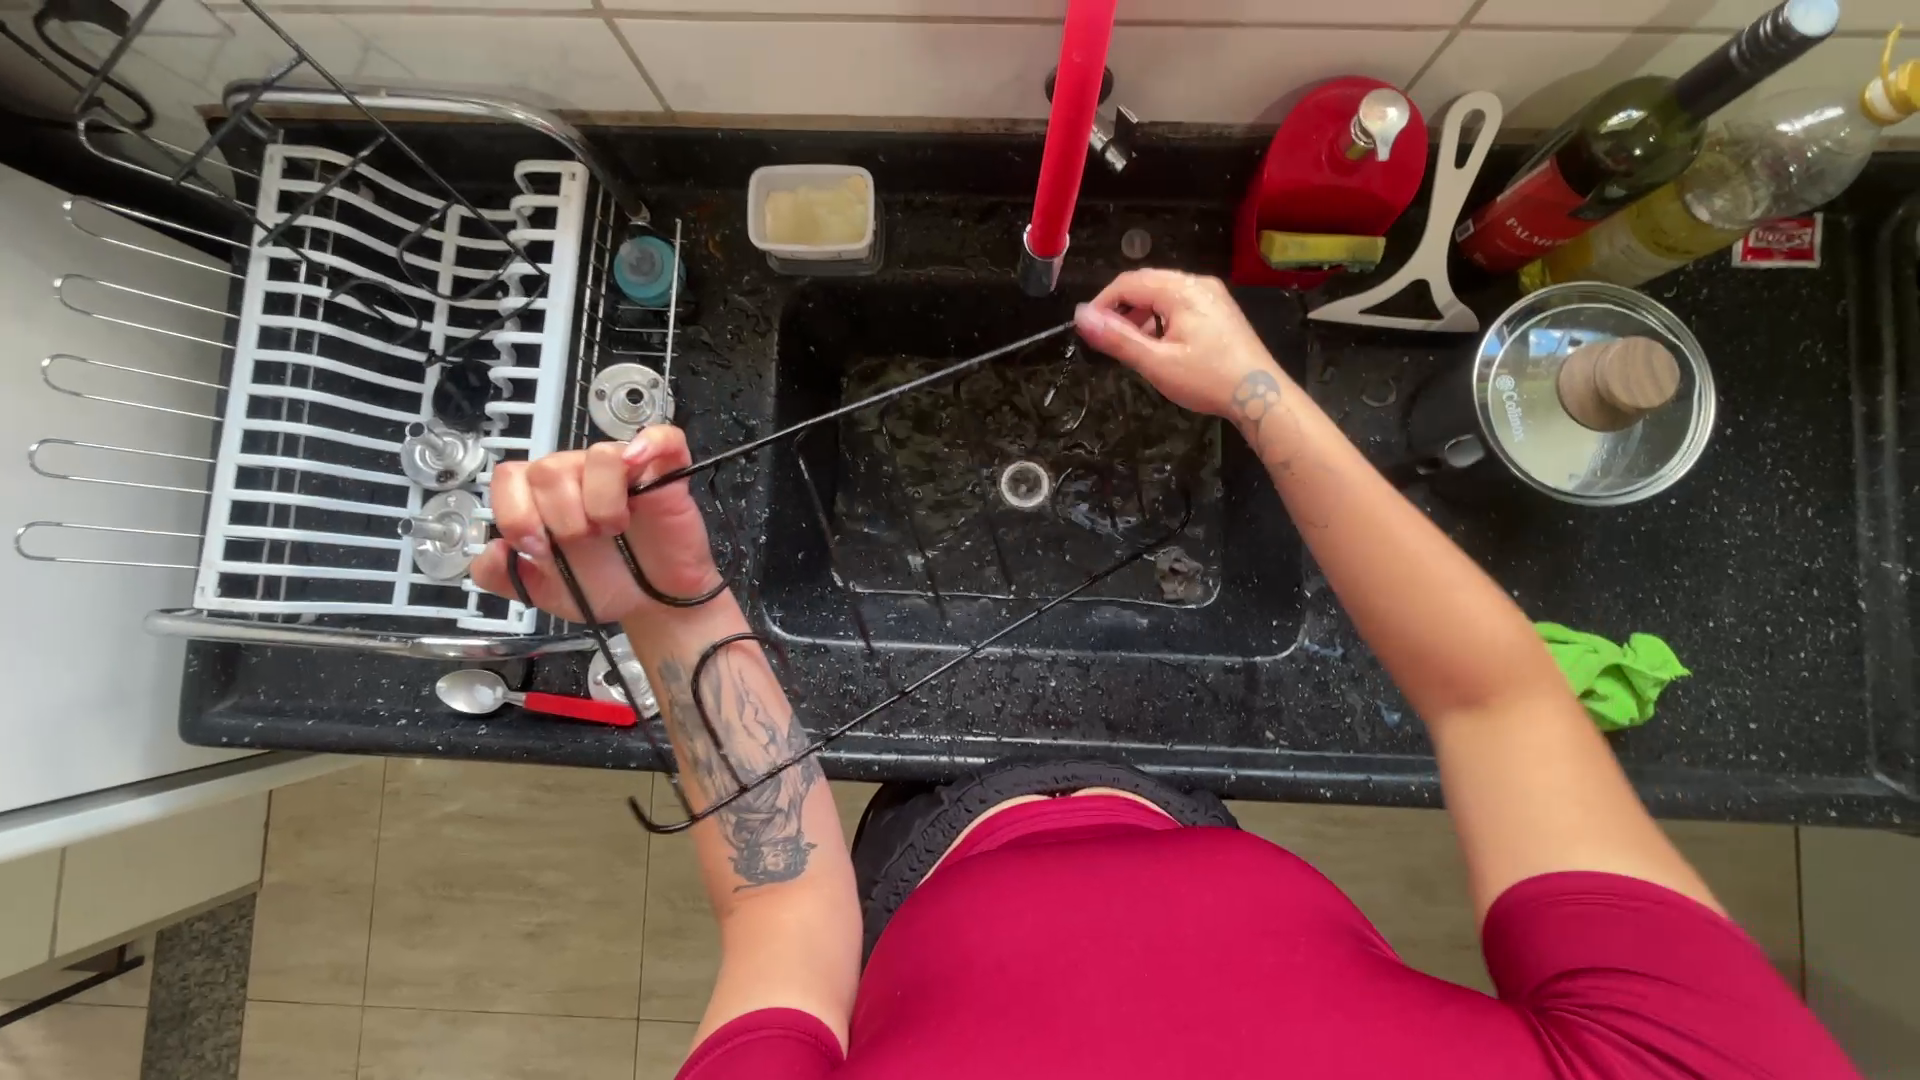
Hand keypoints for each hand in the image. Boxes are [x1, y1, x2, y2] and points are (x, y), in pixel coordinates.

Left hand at [471, 425, 722, 623]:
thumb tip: (492, 547)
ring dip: (601, 500)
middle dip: (561, 516)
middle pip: (550, 468)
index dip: (516, 512)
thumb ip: (500, 575)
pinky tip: (637, 463)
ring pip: (599, 455)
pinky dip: (649, 442)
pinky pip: (663, 438)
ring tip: (614, 528)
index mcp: (546, 498)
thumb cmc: (605, 590)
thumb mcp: (540, 591)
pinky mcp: (667, 476)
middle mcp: (582, 478)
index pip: (512, 477)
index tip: (538, 548)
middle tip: (583, 543)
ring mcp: (626, 473)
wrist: (653, 607)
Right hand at [1073, 269, 1290, 422]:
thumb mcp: (1156, 363)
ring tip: (1131, 345)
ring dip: (1140, 314)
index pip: (1128, 282)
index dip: (1102, 303)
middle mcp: (1197, 284)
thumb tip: (1081, 318)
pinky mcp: (1219, 310)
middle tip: (1106, 338)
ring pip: (1162, 293)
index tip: (1087, 329)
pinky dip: (1160, 318)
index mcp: (1181, 290)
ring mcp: (1211, 295)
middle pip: (1146, 283)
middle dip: (1120, 308)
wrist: (1259, 394)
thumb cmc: (1207, 379)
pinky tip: (1158, 344)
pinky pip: (1179, 303)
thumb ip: (1117, 339)